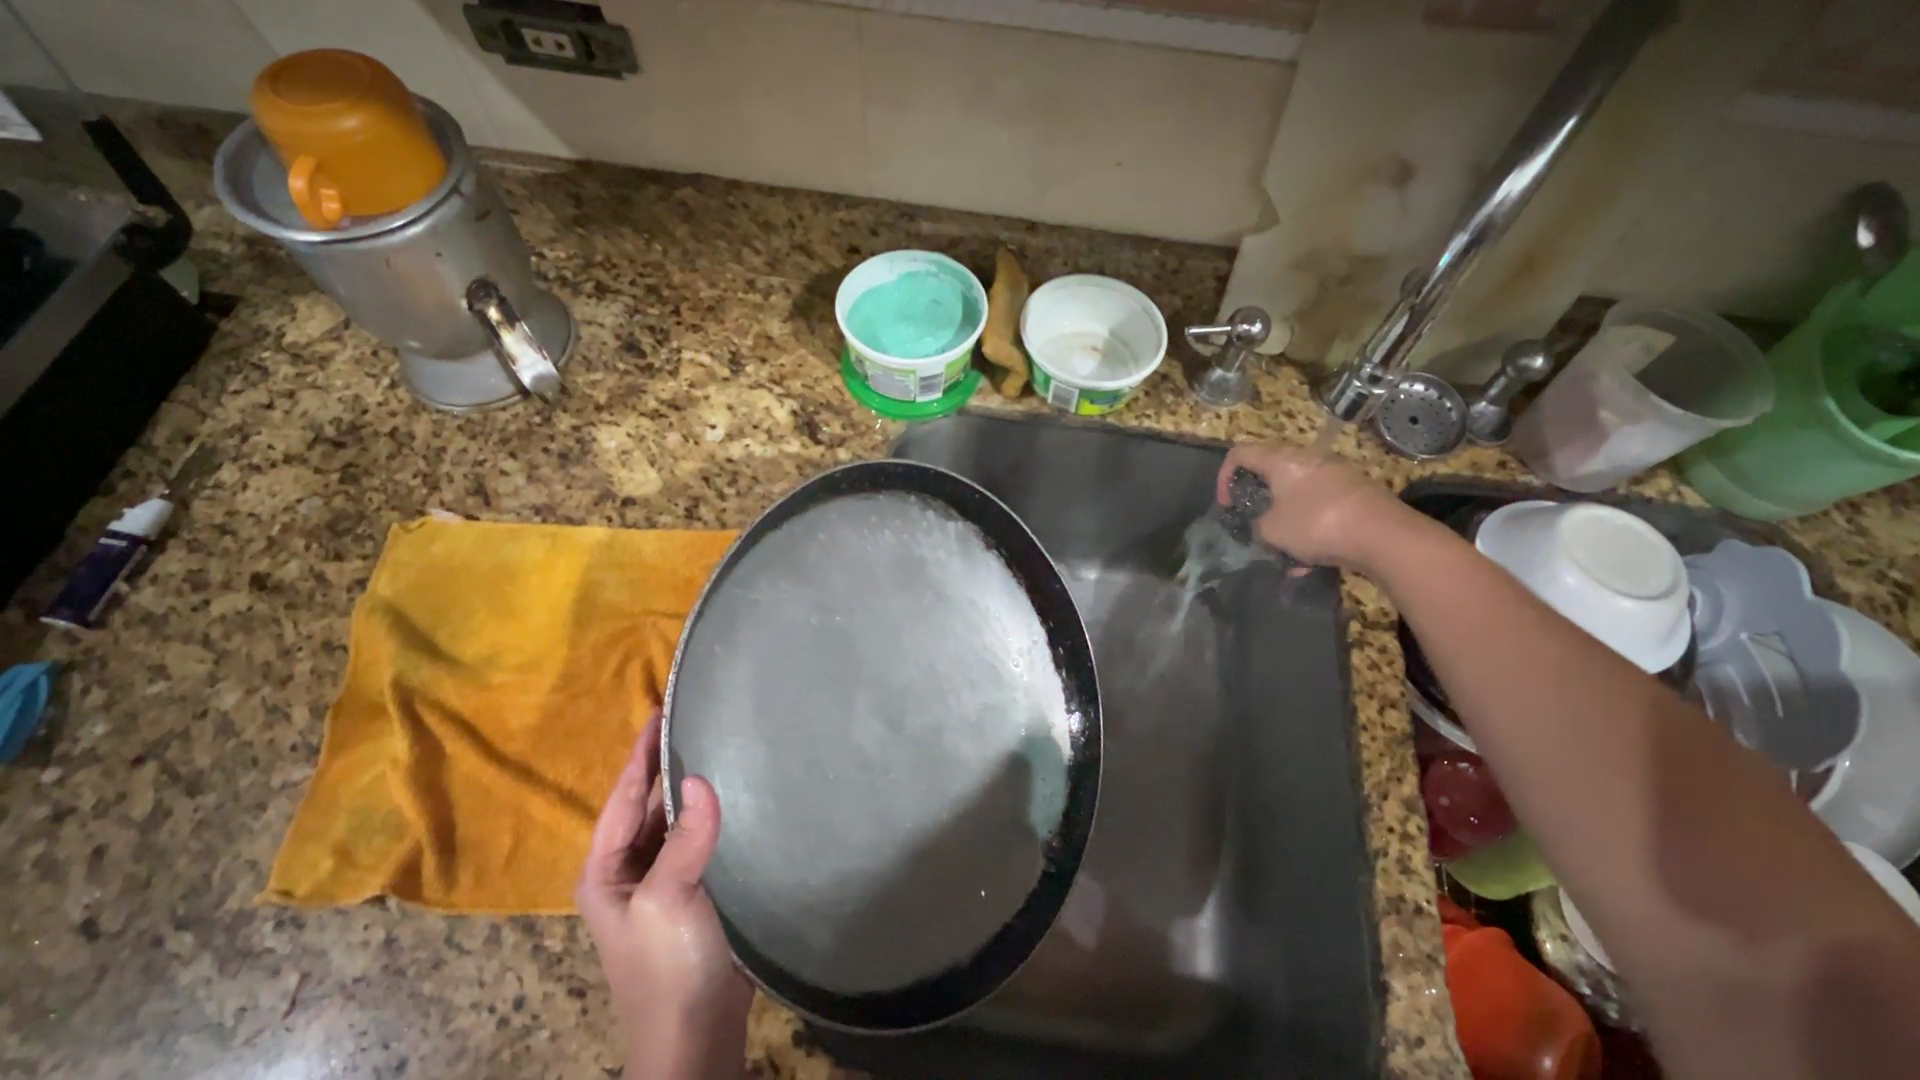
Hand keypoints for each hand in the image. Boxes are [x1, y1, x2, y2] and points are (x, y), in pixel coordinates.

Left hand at [577, 712, 751, 1078]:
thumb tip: (700, 780)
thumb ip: (683, 839)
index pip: (624, 798)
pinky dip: (717, 821)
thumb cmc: (667, 967)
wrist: (695, 1037)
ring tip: (724, 748)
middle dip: (669, 767)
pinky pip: (703, 846)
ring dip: (695, 793)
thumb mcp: (668, 899)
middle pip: (649, 808)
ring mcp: (665, 887)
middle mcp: (631, 873)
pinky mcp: (698, 899)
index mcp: (606, 871)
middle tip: (700, 720)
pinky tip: (742, 801)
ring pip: (678, 826)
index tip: (660, 709)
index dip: (640, 754)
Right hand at [1216, 442, 1407, 567]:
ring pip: (1297, 495)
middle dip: (1259, 503)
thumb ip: (1257, 525)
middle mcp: (1308, 458)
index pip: (1240, 453)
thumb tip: (1262, 525)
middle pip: (1271, 473)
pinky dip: (1310, 528)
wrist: (1383, 534)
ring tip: (1285, 555)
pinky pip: (1320, 507)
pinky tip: (1311, 561)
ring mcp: (1335, 474)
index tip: (1226, 506)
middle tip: (1255, 527)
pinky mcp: (1355, 493)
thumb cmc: (1316, 524)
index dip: (1224, 477)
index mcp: (1281, 459)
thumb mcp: (1271, 530)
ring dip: (1286, 522)